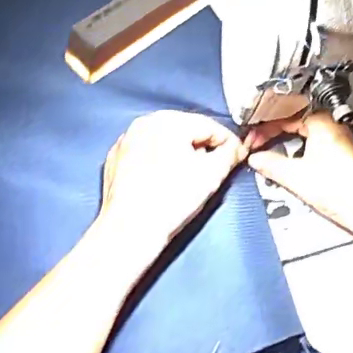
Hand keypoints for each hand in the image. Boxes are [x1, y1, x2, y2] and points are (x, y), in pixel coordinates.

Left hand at [97, 111, 246, 251]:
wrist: (130, 230)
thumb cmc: (169, 202)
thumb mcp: (213, 174)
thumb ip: (230, 153)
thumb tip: (236, 148)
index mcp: (168, 121)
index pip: (209, 125)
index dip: (227, 142)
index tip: (236, 155)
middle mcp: (144, 124)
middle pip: (186, 131)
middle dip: (202, 148)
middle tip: (212, 170)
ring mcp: (127, 140)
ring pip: (165, 141)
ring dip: (180, 155)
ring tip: (187, 180)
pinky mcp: (116, 159)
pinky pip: (145, 154)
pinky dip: (157, 163)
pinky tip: (163, 183)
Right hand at [244, 112, 352, 237]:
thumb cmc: (346, 191)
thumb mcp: (297, 177)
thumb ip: (271, 164)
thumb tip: (256, 158)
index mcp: (322, 121)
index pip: (285, 116)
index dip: (265, 128)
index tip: (253, 139)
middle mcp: (333, 125)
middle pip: (294, 120)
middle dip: (273, 131)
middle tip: (257, 142)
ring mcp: (340, 138)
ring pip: (305, 131)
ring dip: (286, 139)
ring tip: (269, 149)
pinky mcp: (343, 152)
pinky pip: (314, 141)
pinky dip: (299, 147)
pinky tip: (291, 160)